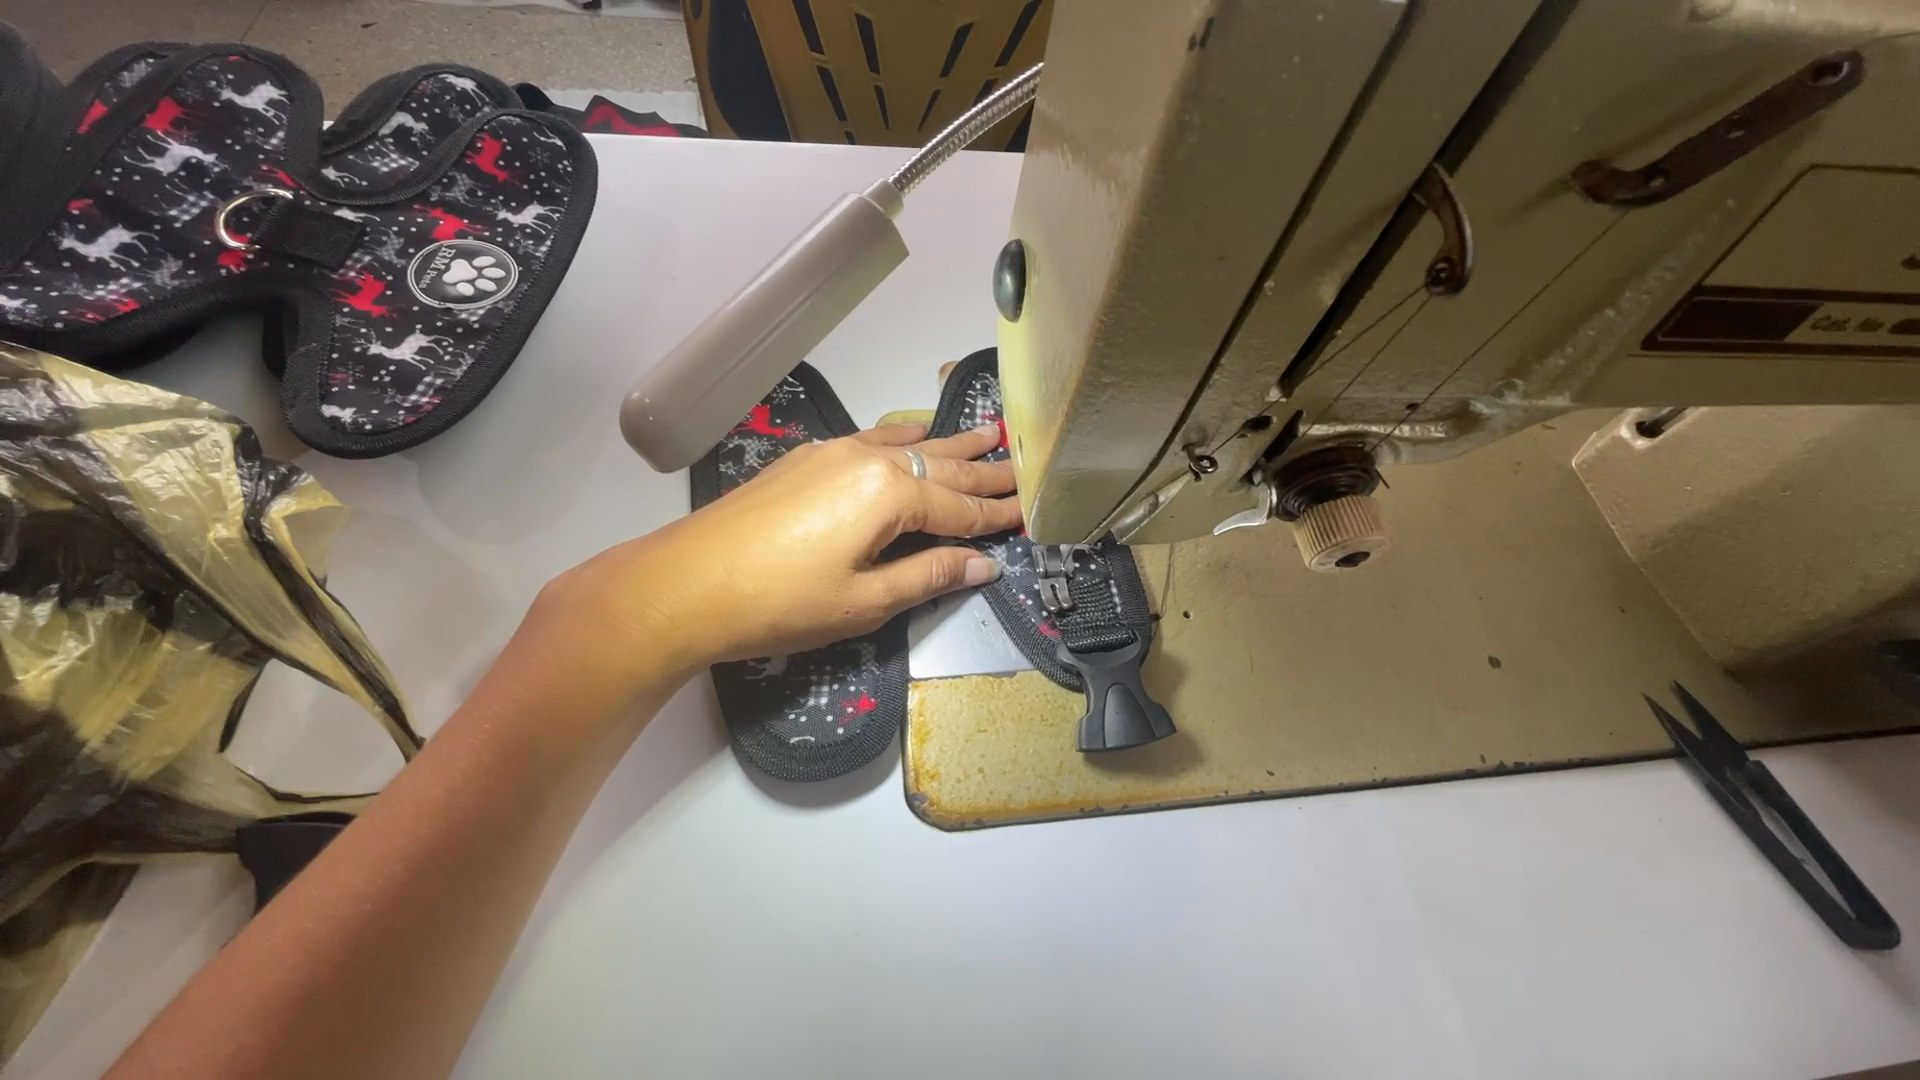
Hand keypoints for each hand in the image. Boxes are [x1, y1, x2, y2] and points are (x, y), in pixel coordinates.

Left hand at [540, 423, 1019, 689]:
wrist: (686, 583)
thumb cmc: (780, 603)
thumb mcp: (863, 602)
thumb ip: (927, 576)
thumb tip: (982, 565)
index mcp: (889, 495)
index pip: (958, 506)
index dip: (995, 513)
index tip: (1031, 508)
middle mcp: (867, 460)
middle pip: (939, 466)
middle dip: (983, 469)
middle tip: (1024, 464)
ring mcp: (833, 452)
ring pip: (907, 445)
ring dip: (948, 443)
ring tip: (989, 432)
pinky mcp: (808, 459)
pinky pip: (872, 438)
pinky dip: (902, 436)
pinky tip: (912, 431)